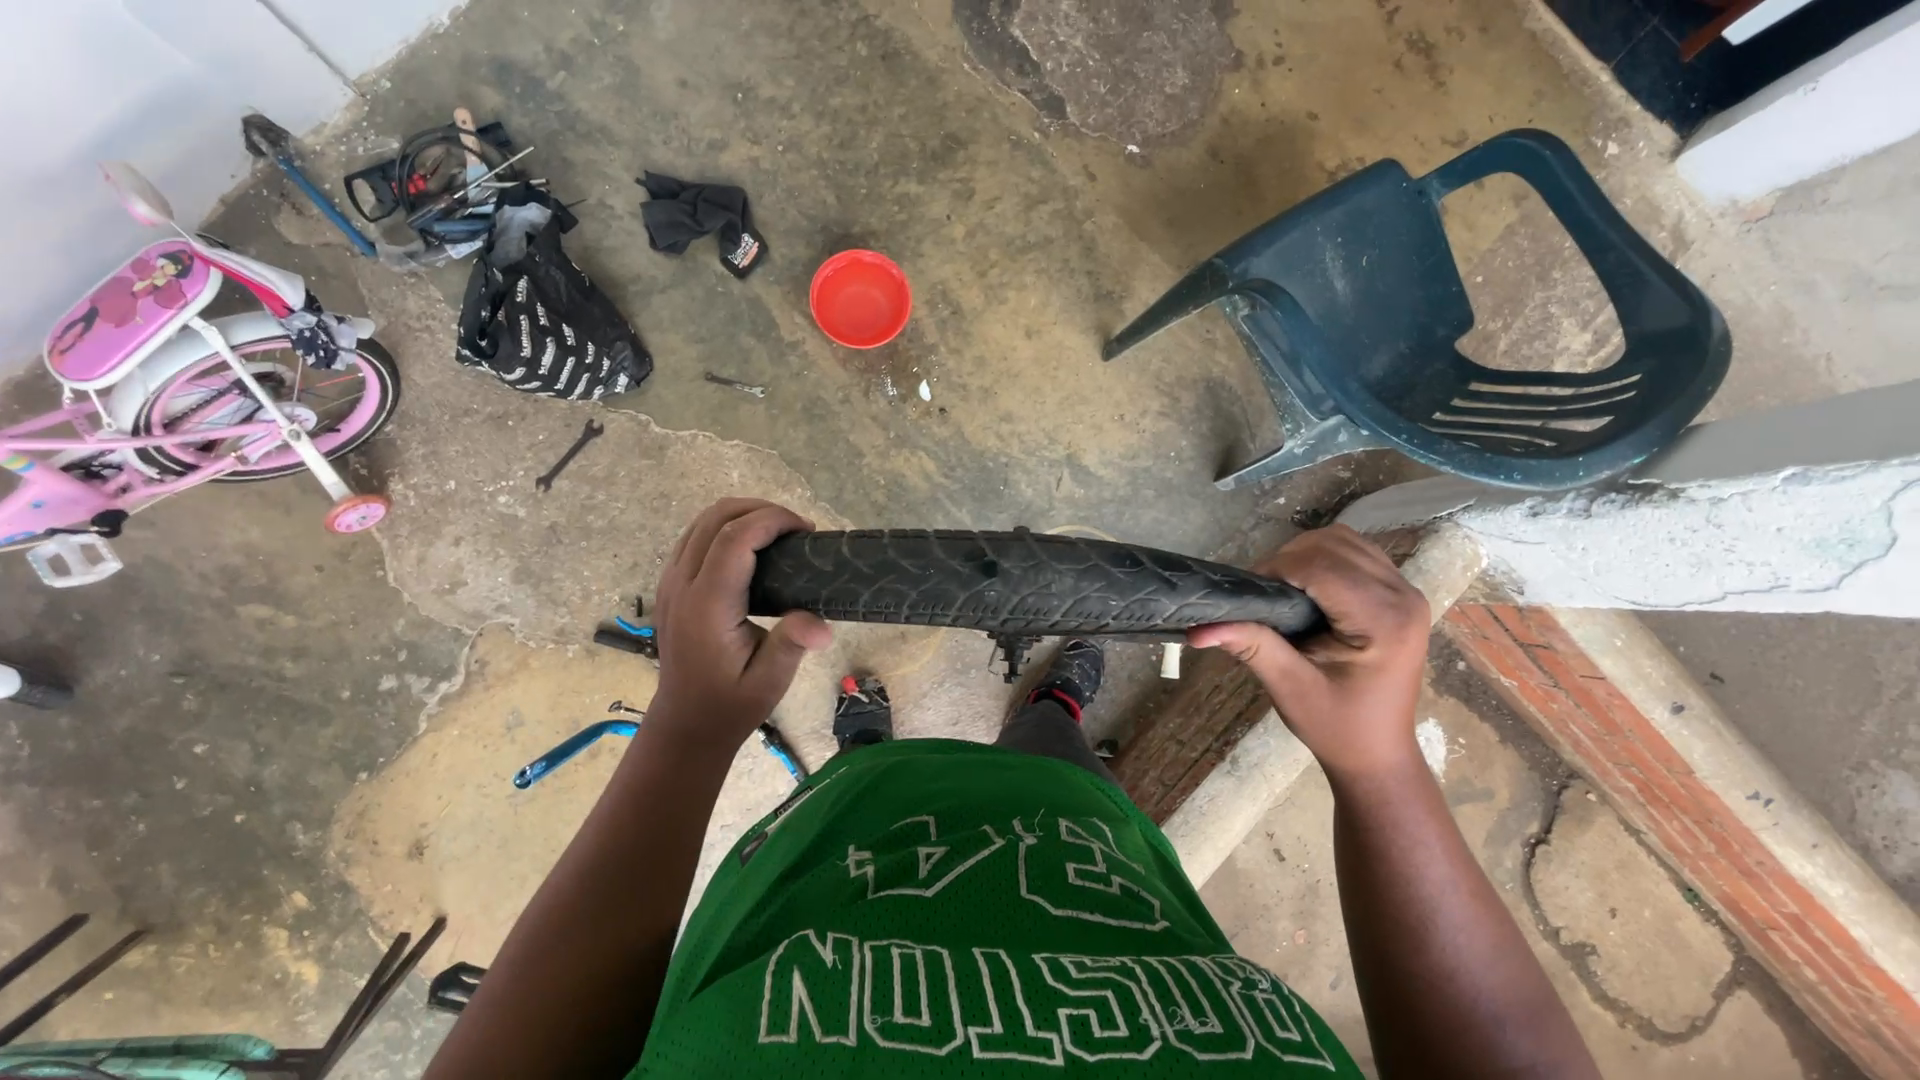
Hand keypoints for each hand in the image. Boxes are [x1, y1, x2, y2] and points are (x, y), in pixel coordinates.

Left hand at [647, 499, 832, 750]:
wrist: (686, 722)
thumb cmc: (732, 703)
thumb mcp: (769, 681)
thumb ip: (791, 645)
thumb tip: (822, 625)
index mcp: (707, 606)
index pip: (734, 539)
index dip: (772, 520)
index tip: (806, 530)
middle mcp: (681, 586)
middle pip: (715, 518)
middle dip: (760, 509)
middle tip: (796, 529)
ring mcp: (669, 582)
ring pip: (700, 522)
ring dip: (741, 515)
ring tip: (778, 534)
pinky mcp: (669, 585)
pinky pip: (693, 537)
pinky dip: (724, 528)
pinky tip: (751, 548)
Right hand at [1187, 525, 1428, 781]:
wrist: (1377, 751)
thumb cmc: (1335, 726)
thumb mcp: (1289, 687)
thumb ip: (1251, 646)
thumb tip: (1197, 629)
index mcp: (1384, 621)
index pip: (1322, 566)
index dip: (1277, 569)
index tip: (1248, 594)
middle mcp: (1403, 596)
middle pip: (1333, 544)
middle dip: (1288, 559)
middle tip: (1260, 594)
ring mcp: (1406, 591)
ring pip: (1345, 541)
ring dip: (1305, 555)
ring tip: (1280, 590)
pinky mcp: (1400, 593)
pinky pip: (1356, 553)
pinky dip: (1324, 559)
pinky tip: (1305, 589)